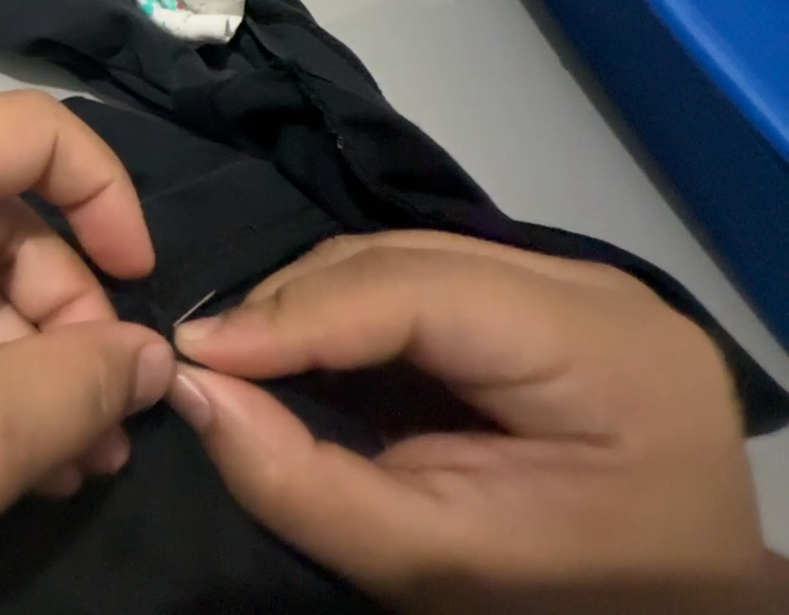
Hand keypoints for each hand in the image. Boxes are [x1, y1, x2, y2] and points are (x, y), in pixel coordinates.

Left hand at [0, 92, 174, 614]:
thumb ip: (80, 384)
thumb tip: (149, 357)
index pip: (24, 129)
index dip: (102, 189)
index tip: (139, 283)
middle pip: (1, 220)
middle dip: (68, 315)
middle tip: (103, 426)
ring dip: (25, 363)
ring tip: (63, 463)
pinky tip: (1, 459)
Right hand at [167, 231, 777, 612]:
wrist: (647, 608)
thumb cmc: (558, 600)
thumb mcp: (424, 564)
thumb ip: (299, 482)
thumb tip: (189, 385)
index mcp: (604, 353)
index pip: (414, 292)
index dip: (293, 315)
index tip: (196, 351)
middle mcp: (583, 288)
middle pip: (387, 261)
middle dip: (284, 307)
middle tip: (209, 359)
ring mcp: (550, 279)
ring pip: (376, 257)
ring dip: (296, 304)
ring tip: (244, 356)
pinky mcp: (511, 291)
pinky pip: (386, 275)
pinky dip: (324, 310)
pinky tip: (294, 349)